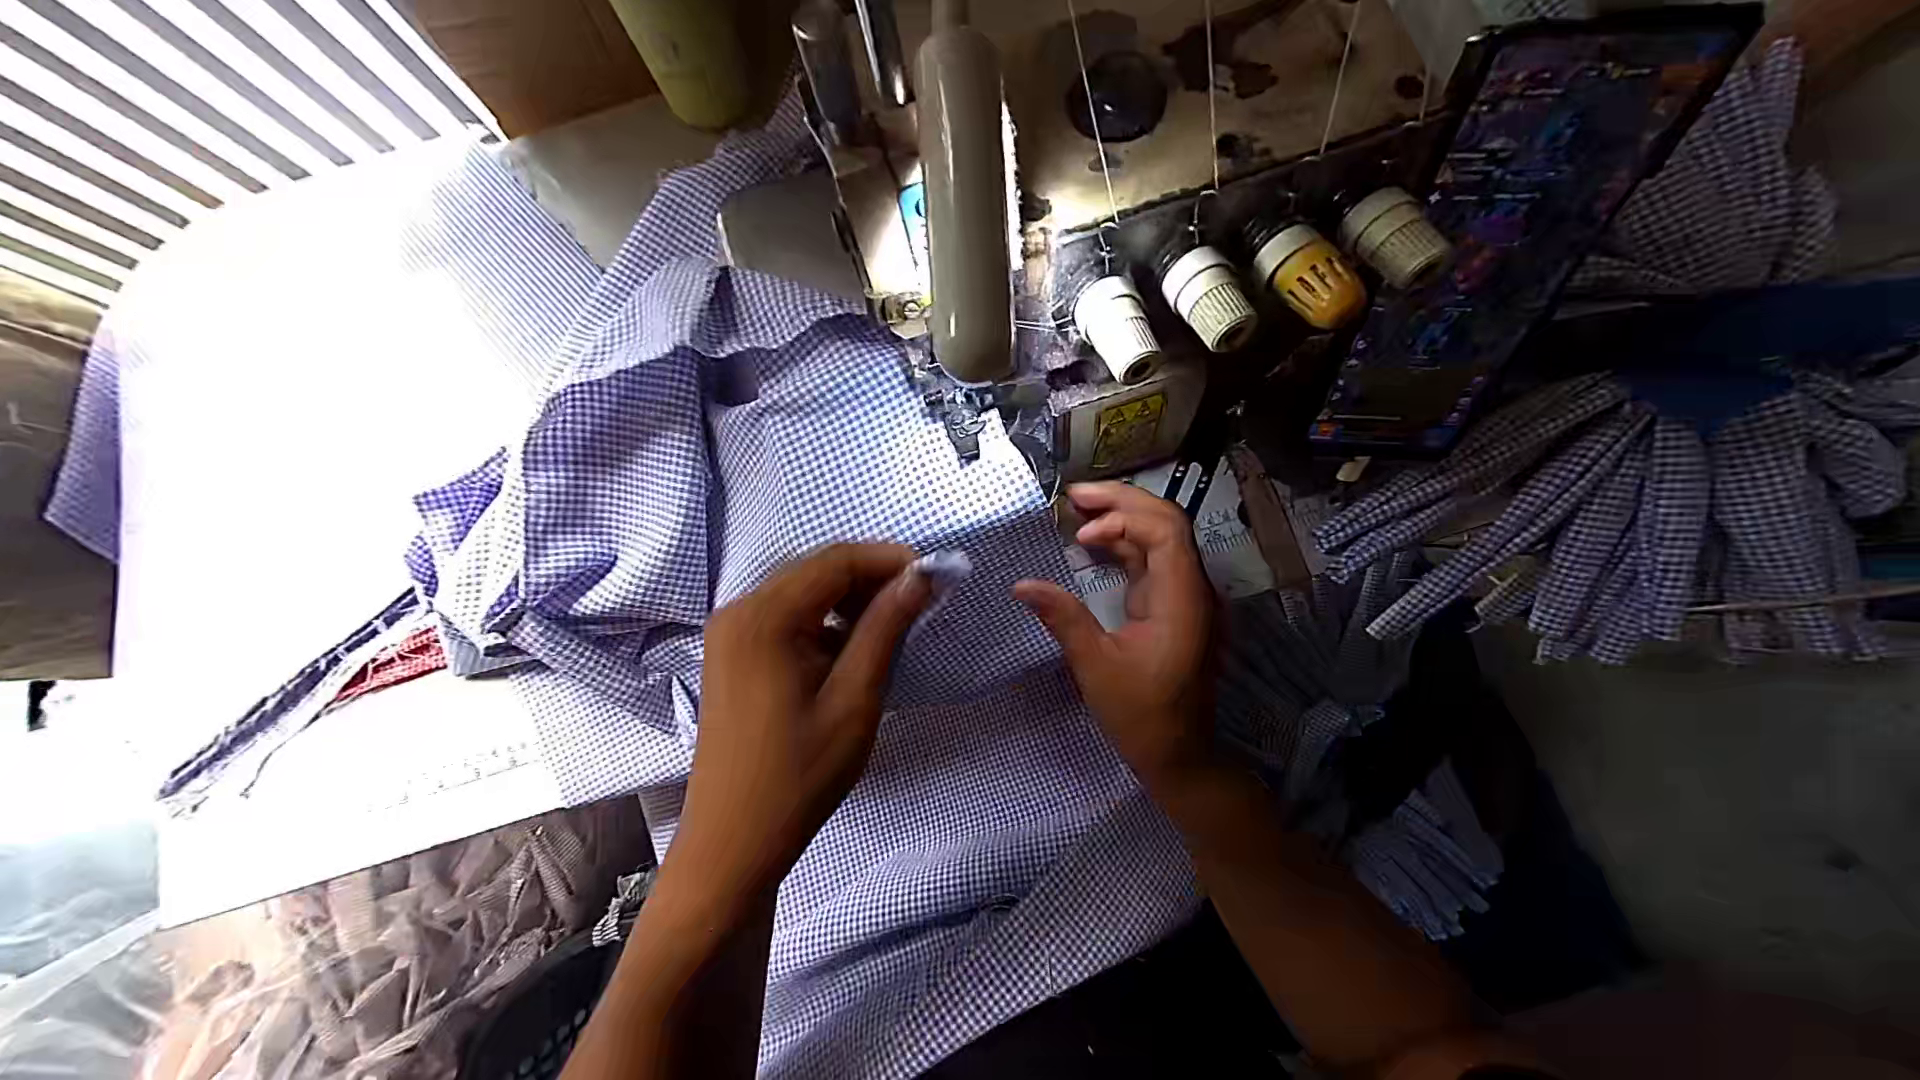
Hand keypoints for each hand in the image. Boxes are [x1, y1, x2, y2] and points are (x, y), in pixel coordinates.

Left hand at [671, 544, 931, 913]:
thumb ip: (885, 628)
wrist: (733, 841)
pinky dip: (823, 619)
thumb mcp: (854, 699)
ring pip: (801, 590)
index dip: (888, 559)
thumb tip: (919, 578)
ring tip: (890, 624)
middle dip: (869, 578)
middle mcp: (739, 610)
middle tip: (916, 601)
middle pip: (815, 570)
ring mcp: (730, 632)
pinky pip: (785, 616)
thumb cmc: (799, 774)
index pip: (834, 561)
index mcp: (763, 617)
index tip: (932, 576)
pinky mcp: (732, 653)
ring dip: (847, 598)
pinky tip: (849, 647)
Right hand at [1014, 482, 1216, 789]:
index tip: (1080, 536)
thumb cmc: (1141, 715)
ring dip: (1121, 518)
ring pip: (1159, 536)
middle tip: (1073, 494)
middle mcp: (1191, 589)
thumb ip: (1063, 618)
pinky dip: (1122, 543)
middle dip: (1121, 501)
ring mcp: (1184, 595)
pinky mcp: (1172, 604)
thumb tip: (1021, 584)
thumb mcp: (1095, 667)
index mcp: (1182, 601)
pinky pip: (1150, 559)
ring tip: (1076, 508)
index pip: (1166, 532)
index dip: (1123, 519)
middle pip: (1166, 522)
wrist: (1179, 752)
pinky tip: (1090, 540)